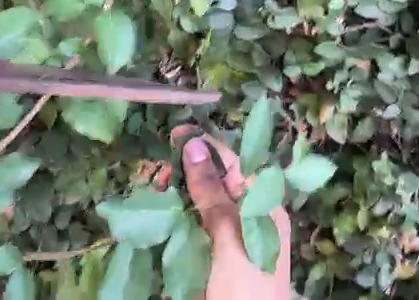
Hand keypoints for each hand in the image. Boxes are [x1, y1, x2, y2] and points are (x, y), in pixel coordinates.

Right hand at [173, 127, 294, 299]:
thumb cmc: (246, 289)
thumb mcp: (229, 237)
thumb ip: (212, 192)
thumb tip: (193, 142)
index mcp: (262, 203)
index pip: (234, 160)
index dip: (206, 144)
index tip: (174, 133)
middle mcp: (248, 215)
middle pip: (216, 179)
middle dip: (188, 170)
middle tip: (159, 175)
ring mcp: (230, 238)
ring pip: (201, 202)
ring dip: (179, 193)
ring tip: (156, 192)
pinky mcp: (212, 259)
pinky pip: (193, 229)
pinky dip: (176, 219)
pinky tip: (158, 215)